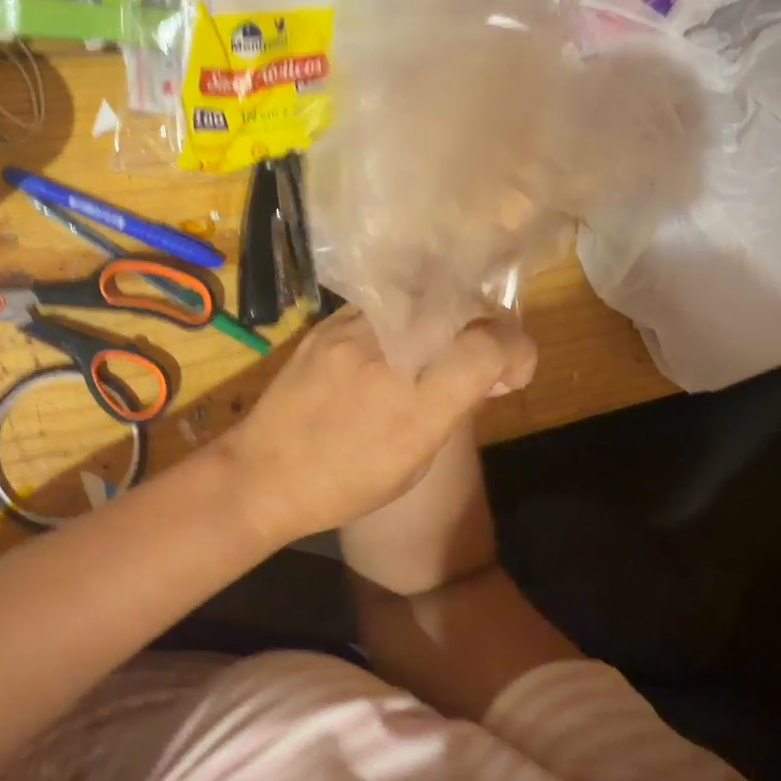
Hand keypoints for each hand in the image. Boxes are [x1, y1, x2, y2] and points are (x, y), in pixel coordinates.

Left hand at [216, 307, 535, 544]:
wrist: (263, 473)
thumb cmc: (343, 487)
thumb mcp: (415, 465)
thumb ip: (451, 410)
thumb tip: (482, 374)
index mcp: (417, 407)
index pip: (490, 345)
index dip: (517, 350)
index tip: (511, 372)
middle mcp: (389, 358)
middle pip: (462, 306)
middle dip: (486, 323)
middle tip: (479, 350)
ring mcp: (353, 334)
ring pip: (423, 293)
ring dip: (446, 311)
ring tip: (438, 338)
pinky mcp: (327, 324)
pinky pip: (382, 301)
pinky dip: (404, 311)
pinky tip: (398, 334)